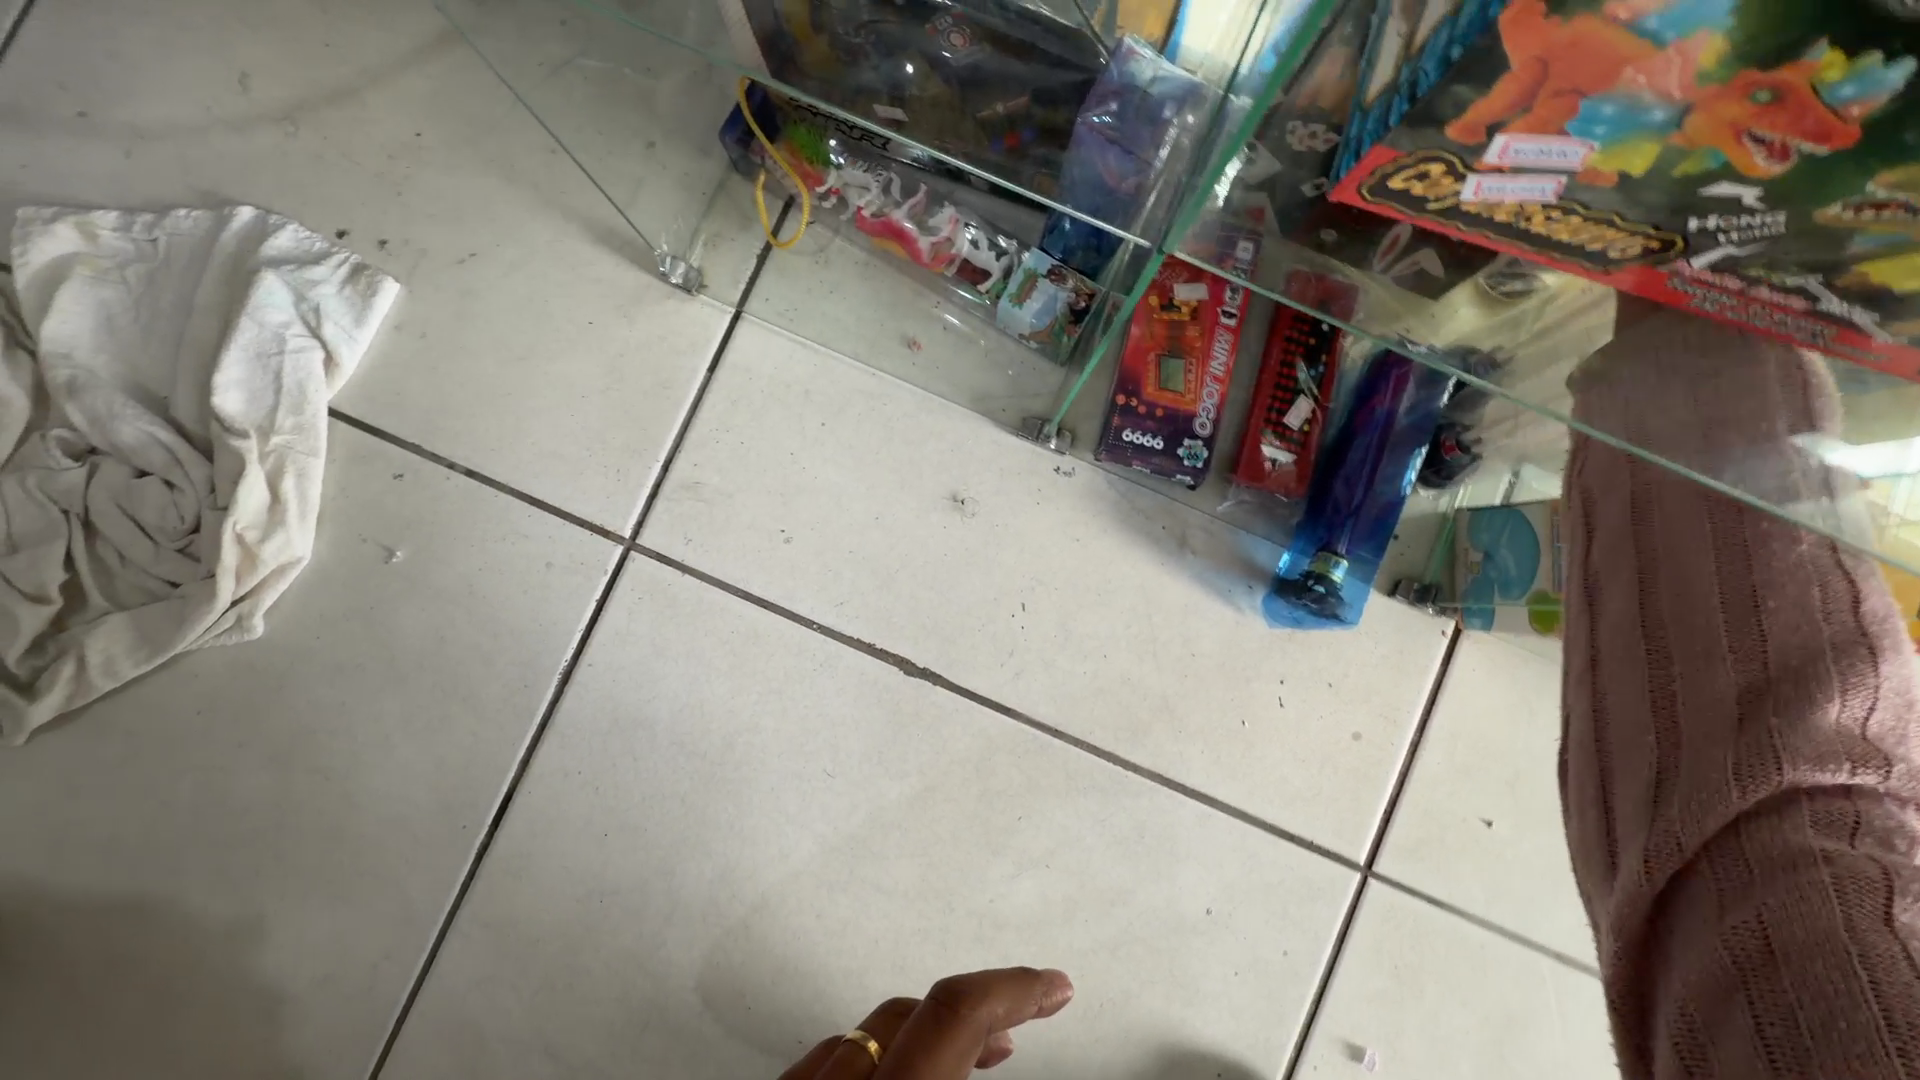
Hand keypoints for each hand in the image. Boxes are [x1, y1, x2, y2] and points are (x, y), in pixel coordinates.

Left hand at [778, 967, 1073, 1079]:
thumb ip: (966, 1073)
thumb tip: (1005, 1040)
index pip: (956, 1014)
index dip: (1014, 988)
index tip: (1052, 984)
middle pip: (908, 1012)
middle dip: (975, 1007)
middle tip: (1023, 1013)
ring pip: (862, 1032)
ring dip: (922, 1029)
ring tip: (969, 1048)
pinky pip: (823, 1063)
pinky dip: (871, 1054)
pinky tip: (894, 1067)